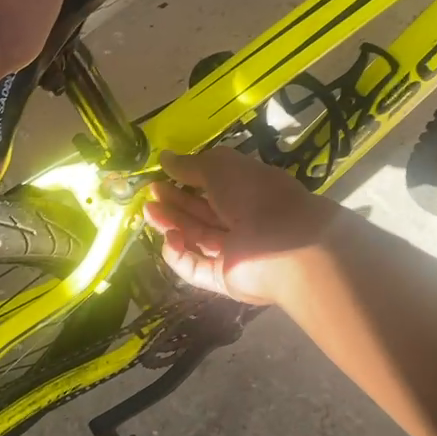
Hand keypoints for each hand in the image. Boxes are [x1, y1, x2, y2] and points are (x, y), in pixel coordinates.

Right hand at [142, 148, 341, 304]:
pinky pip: (195, 267)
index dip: (187, 179)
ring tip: (149, 211)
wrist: (287, 247)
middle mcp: (244, 220)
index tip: (161, 173)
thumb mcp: (219, 167)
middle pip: (202, 212)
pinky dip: (179, 254)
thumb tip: (164, 157)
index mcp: (249, 191)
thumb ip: (190, 164)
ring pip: (196, 237)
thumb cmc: (255, 195)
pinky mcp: (225, 277)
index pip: (214, 185)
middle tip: (150, 193)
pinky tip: (170, 239)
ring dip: (171, 224)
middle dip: (174, 202)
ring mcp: (234, 251)